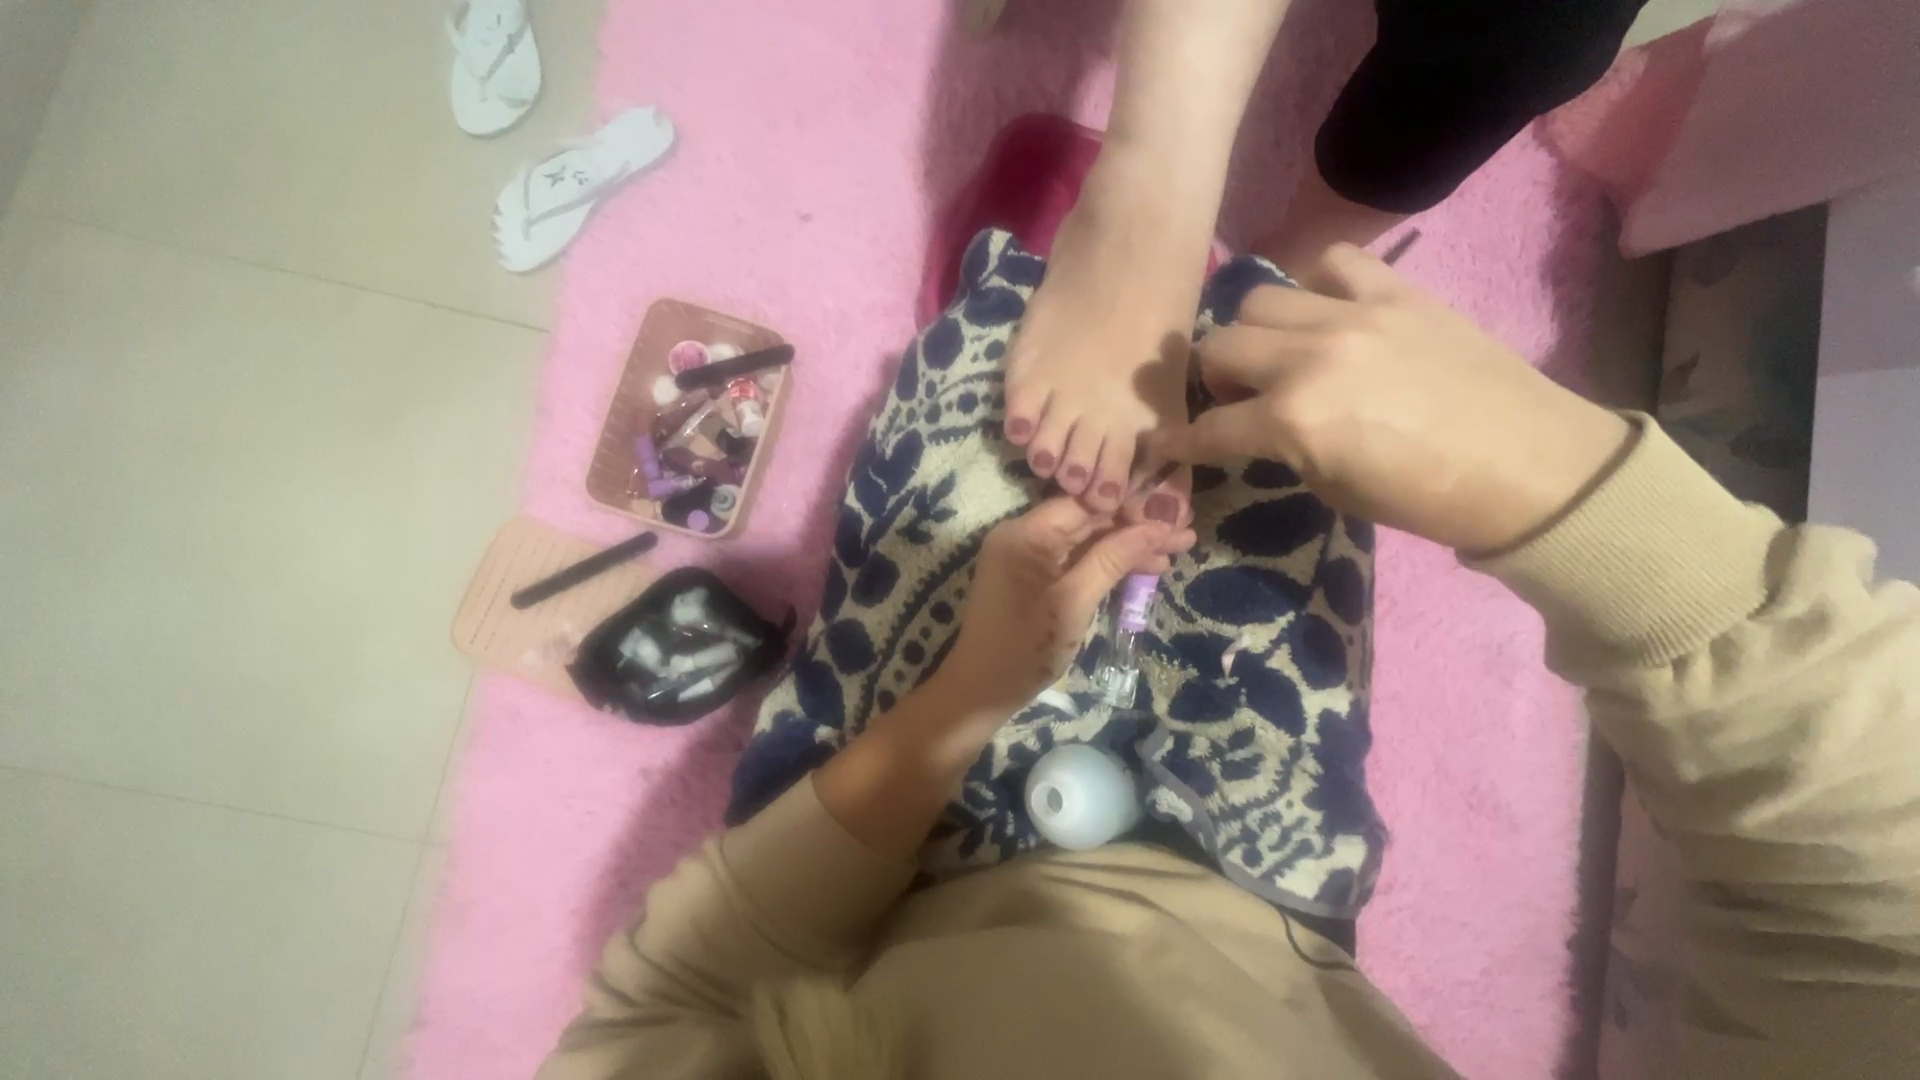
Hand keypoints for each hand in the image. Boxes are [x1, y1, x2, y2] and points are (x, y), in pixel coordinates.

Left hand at [932, 497, 1195, 713]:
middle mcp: (1022, 532)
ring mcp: (1025, 553)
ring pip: (1084, 538)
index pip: (1086, 501)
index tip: (1175, 513)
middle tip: (1184, 533)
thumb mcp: (1075, 602)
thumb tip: (1157, 527)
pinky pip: (1073, 556)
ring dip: (1126, 546)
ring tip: (1174, 553)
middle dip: (1135, 526)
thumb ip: (1113, 560)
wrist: (981, 689)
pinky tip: (1143, 568)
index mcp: (1026, 532)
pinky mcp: (1030, 573)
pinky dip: (1105, 562)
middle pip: (1087, 517)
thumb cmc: (1026, 648)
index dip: (1132, 505)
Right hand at [1150, 244, 1631, 554]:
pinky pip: (1333, 261)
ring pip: (1261, 298)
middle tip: (1234, 395)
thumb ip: (1282, 446)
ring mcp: (1354, 316)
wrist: (1529, 469)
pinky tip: (1326, 309)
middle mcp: (1310, 359)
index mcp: (1293, 422)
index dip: (1178, 440)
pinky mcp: (1397, 292)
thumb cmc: (1424, 498)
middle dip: (1213, 377)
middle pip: (1220, 345)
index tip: (1162, 442)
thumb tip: (1256, 423)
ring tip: (1278, 349)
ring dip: (1254, 330)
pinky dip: (1316, 283)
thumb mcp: (1331, 486)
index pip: (1210, 428)